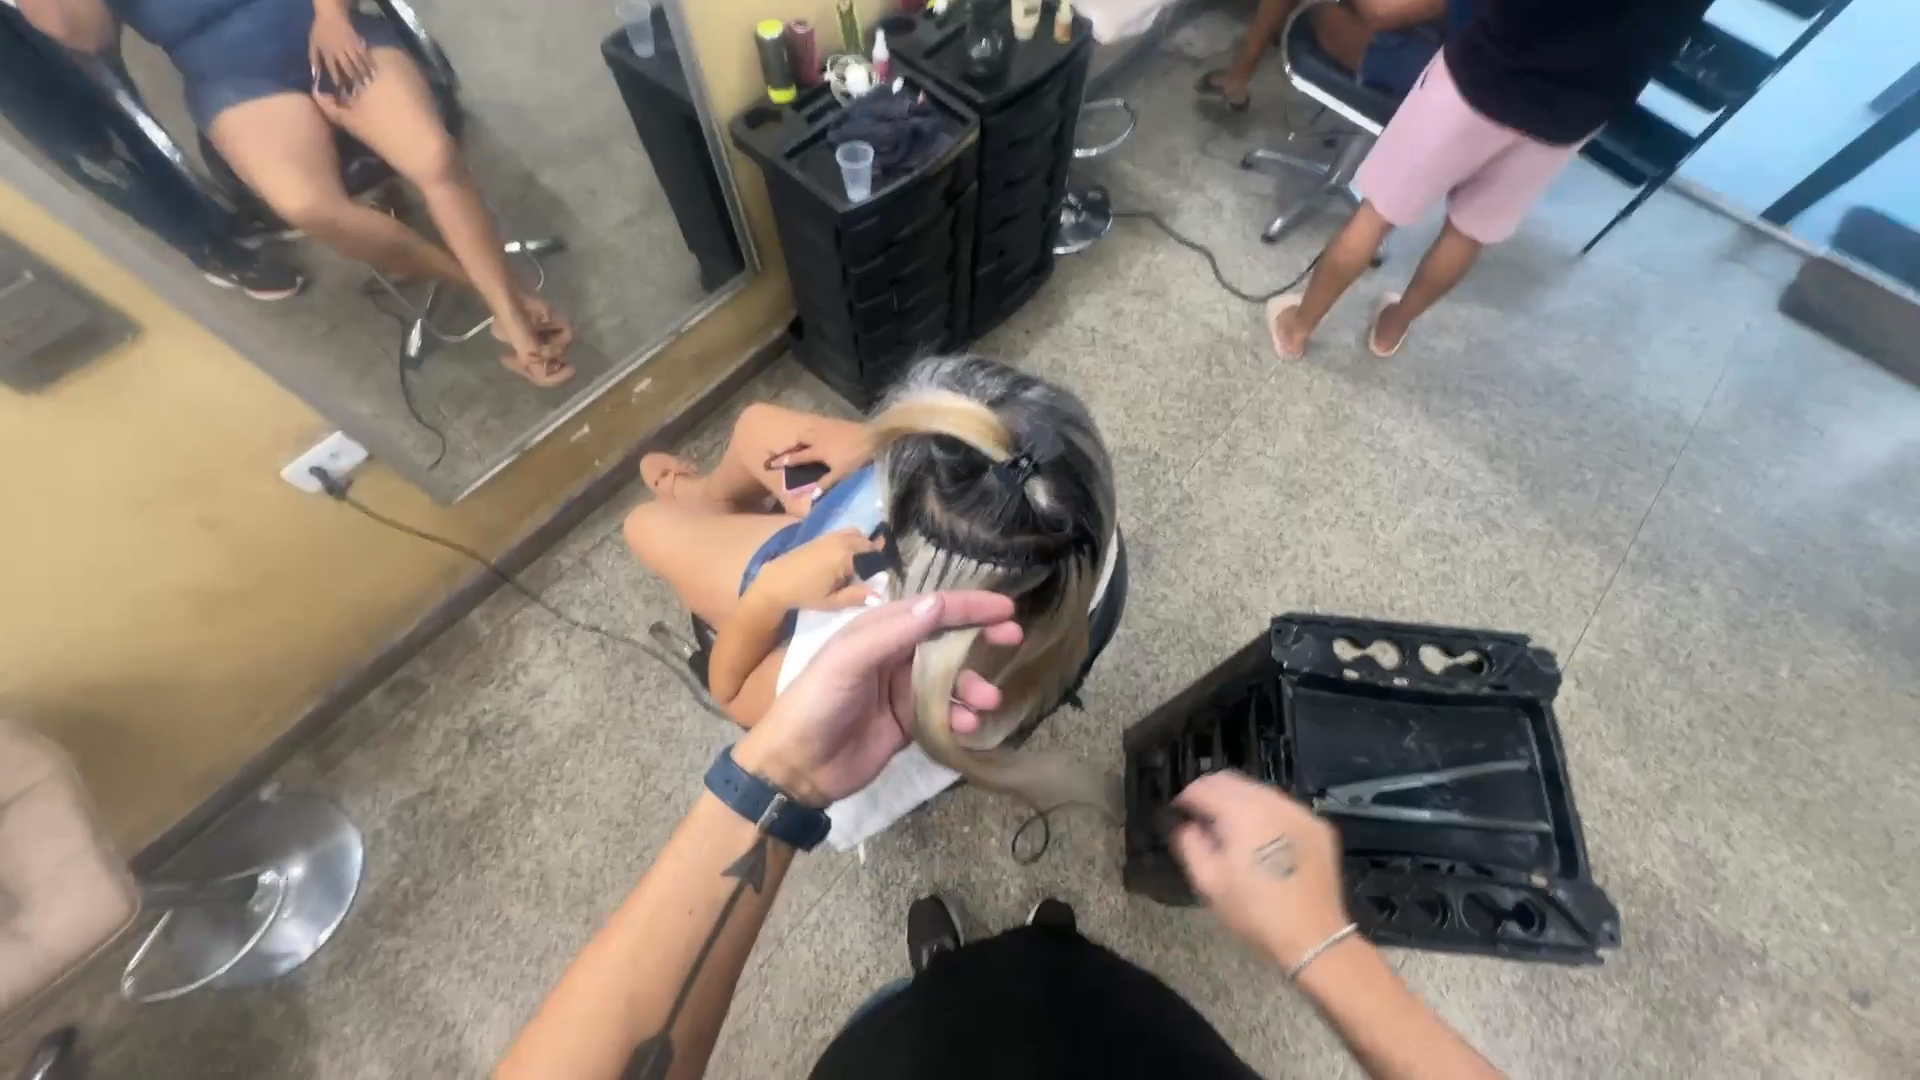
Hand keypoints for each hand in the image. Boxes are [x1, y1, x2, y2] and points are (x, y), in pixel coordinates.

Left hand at [309, 9, 374, 100]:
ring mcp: (348, 47)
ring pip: (357, 63)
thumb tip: (314, 73)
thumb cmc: (321, 30)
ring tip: (369, 84)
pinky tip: (375, 72)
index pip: (332, 67)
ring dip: (363, 74)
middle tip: (360, 91)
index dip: (337, 79)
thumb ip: (314, 58)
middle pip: (347, 67)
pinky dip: (370, 64)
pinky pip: (364, 55)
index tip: (342, 90)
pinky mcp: (357, 43)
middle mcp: (338, 50)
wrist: (331, 15)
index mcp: (326, 51)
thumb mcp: (313, 42)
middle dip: (353, 79)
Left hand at [734, 592, 1022, 805]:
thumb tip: (938, 604)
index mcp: (877, 630)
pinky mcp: (907, 722)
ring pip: (950, 678)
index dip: (967, 605)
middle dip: (980, 637)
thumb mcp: (848, 661)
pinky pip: (943, 711)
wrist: (796, 769)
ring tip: (988, 700)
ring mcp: (901, 688)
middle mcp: (893, 653)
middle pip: (946, 638)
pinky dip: (960, 716)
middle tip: (1014, 637)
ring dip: (973, 685)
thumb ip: (893, 632)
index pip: (930, 608)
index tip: (1005, 607)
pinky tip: (968, 726)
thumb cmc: (816, 704)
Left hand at [750, 528, 882, 611]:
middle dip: (872, 556)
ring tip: (858, 565)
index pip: (874, 557)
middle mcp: (841, 541)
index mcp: (846, 556)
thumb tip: (879, 595)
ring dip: (862, 546)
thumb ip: (856, 597)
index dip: (880, 569)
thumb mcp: (832, 601)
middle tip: (869, 575)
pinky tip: (845, 558)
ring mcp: (831, 536)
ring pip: (857, 535)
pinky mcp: (823, 536)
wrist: (776, 582)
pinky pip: (846, 533)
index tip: (879, 580)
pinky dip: (852, 541)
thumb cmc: (805, 594)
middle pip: (868, 544)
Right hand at [770, 424, 871, 501]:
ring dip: (807, 435)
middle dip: (796, 443)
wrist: (873, 436)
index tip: (772, 462)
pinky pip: (822, 424)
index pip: (797, 457)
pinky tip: (826, 434)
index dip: (784, 460)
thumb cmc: (856, 456)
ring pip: (810, 429)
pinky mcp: (837, 422)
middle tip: (795, 449)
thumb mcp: (841, 473)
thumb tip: (813, 495)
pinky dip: (819, 429)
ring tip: (809, 441)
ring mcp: (827, 427)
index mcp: (817, 450)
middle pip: (801, 437)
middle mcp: (818, 436)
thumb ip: (826, 483)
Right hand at [1171, 771, 1352, 970]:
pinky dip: (1265, 813)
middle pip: (1230, 781)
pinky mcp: (1317, 825)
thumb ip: (1189, 842)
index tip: (1179, 813)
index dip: (1185, 798)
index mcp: (1242, 813)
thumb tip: (1186, 823)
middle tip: (1201, 818)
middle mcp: (1272, 802)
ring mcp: (1299, 811)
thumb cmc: (1255, 912)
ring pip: (1257, 790)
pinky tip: (1262, 838)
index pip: (1203, 787)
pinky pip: (1281, 806)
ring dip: (1238, 801)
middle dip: (1210, 794)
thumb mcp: (1208, 882)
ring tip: (1231, 829)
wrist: (1314, 939)